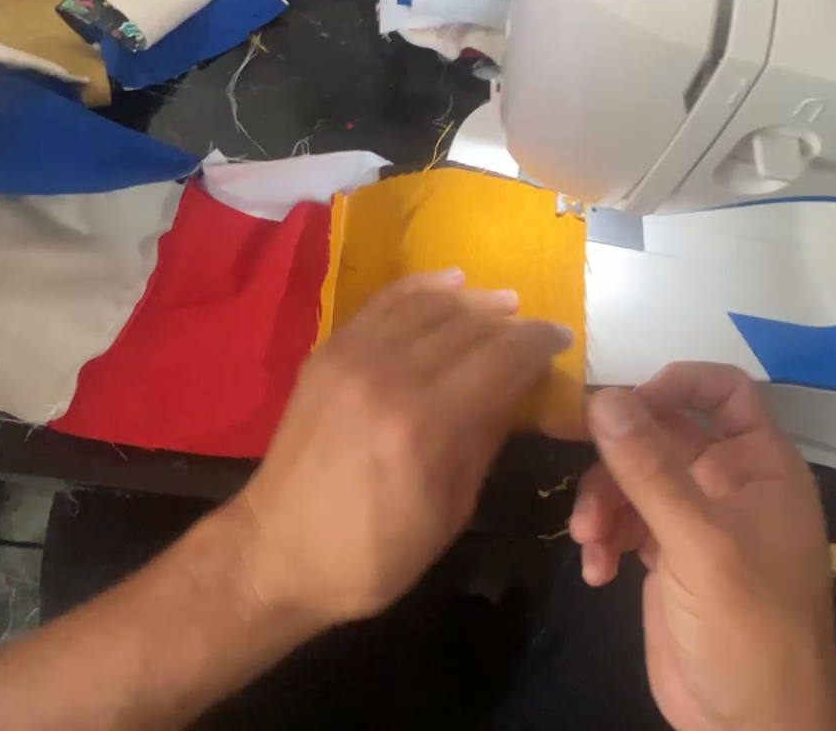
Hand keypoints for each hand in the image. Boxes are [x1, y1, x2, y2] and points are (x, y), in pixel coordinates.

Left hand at [235, 269, 571, 626]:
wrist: (275, 551)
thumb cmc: (373, 552)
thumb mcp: (449, 511)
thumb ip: (485, 439)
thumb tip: (518, 388)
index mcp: (426, 426)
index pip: (500, 359)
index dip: (537, 343)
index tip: (560, 339)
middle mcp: (390, 376)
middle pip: (468, 326)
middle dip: (511, 322)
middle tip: (534, 329)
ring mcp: (353, 357)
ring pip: (428, 305)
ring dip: (473, 299)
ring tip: (502, 303)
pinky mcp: (329, 351)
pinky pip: (384, 303)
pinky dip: (422, 288)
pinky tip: (450, 283)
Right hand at [571, 363, 835, 730]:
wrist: (751, 730)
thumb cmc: (749, 627)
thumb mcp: (699, 543)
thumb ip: (648, 468)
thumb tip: (602, 397)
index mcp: (758, 466)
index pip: (725, 392)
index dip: (678, 384)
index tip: (627, 401)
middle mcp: (726, 482)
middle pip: (661, 432)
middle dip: (617, 452)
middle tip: (570, 450)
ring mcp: (693, 518)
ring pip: (632, 475)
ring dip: (602, 501)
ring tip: (588, 539)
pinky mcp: (665, 553)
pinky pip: (623, 518)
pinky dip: (604, 536)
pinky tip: (597, 570)